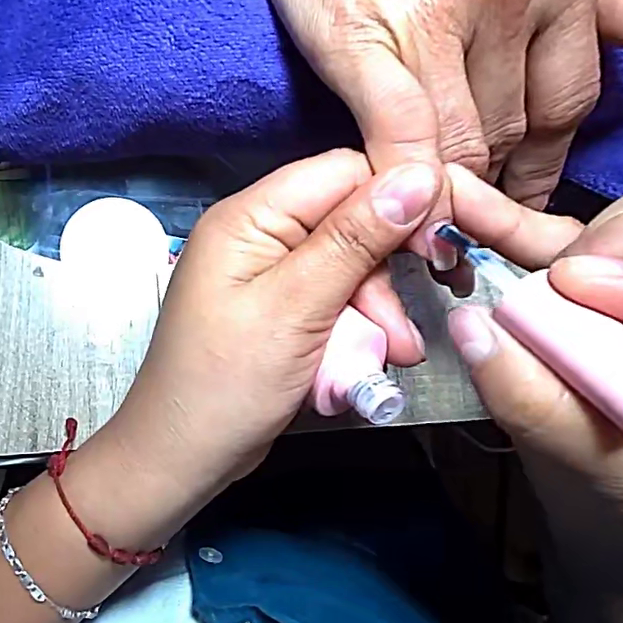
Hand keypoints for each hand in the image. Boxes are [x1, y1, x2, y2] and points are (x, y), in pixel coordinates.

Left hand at [110, 150, 439, 491]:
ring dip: (378, 306)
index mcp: (246, 217)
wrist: (183, 450)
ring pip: (347, 263)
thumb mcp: (296, 307)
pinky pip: (331, 295)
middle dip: (386, 269)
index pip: (340, 172)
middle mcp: (254, 232)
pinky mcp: (275, 304)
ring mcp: (263, 270)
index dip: (397, 198)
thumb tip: (418, 174)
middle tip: (406, 322)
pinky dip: (358, 324)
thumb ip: (354, 239)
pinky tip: (374, 357)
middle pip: (348, 218)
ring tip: (394, 352)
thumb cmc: (226, 381)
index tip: (439, 246)